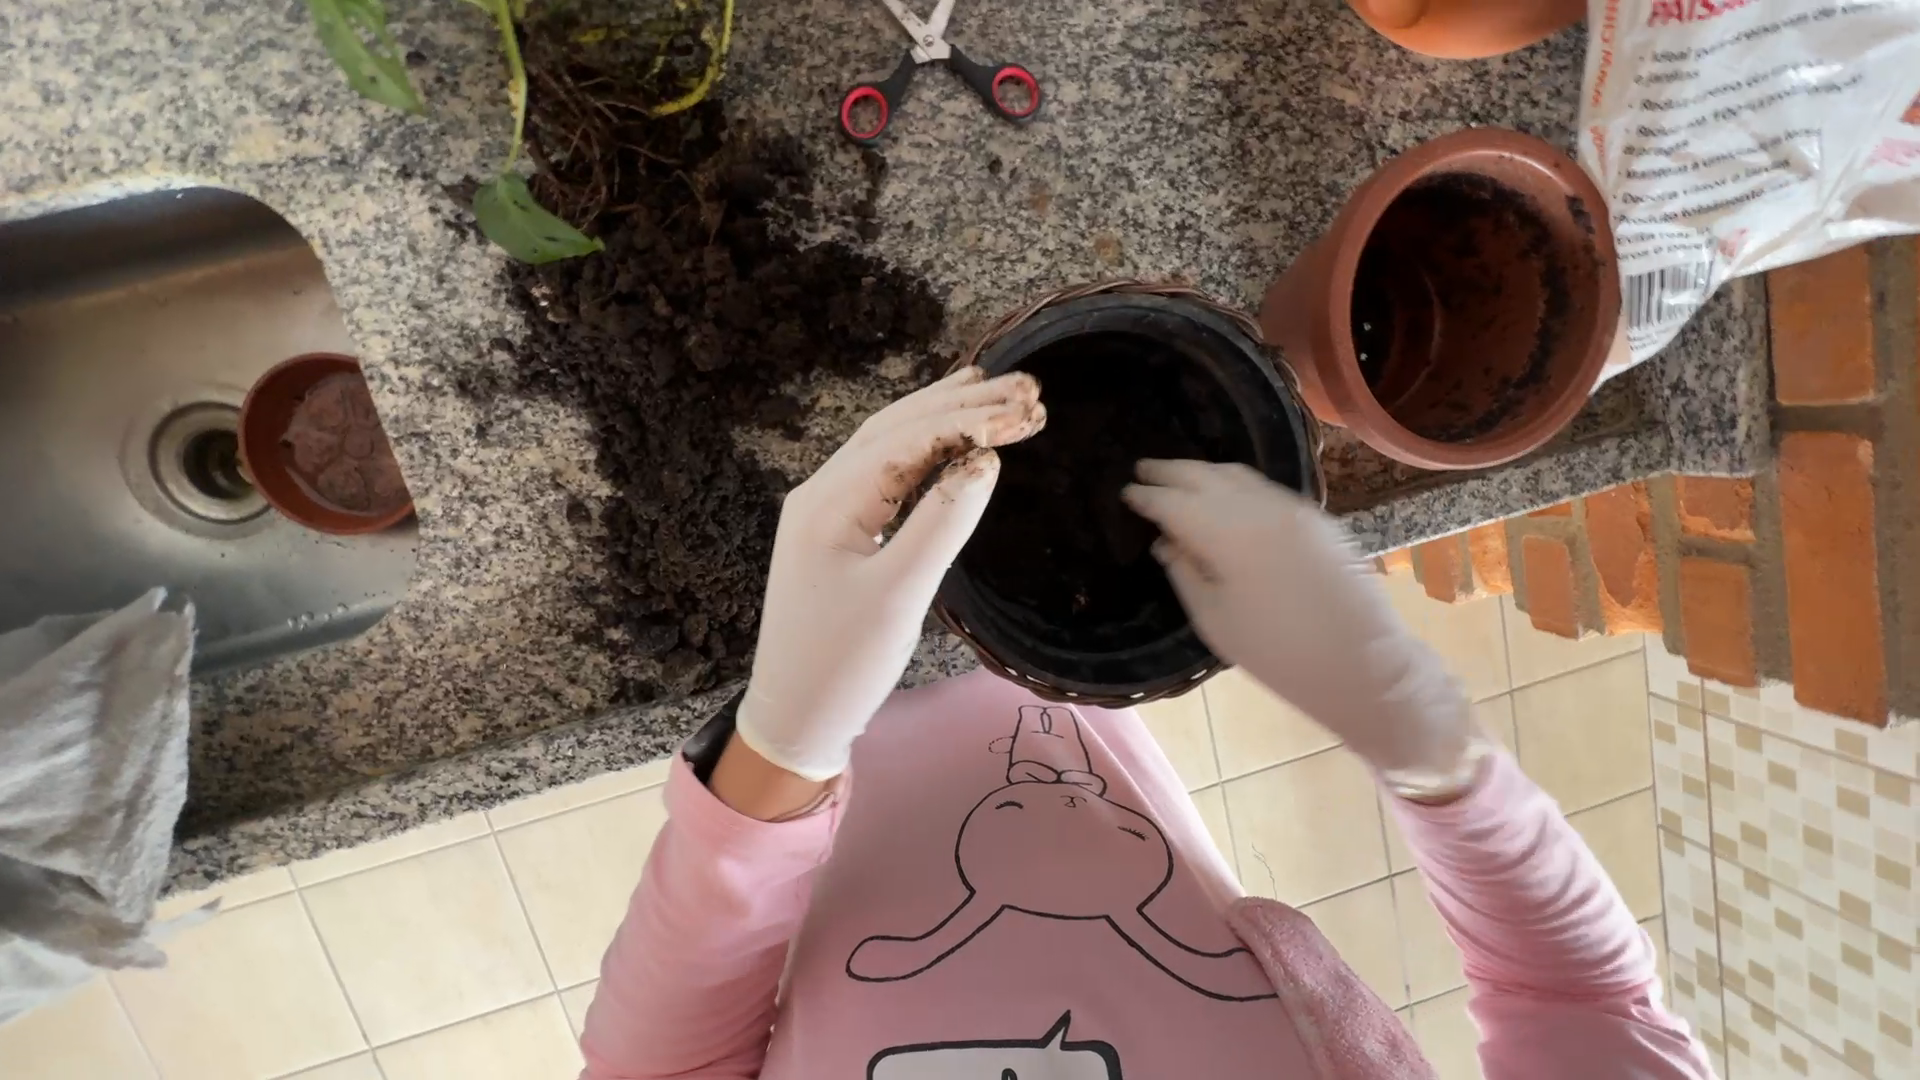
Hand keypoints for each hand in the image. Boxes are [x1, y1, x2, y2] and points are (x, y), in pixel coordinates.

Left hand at [734, 367, 1046, 782]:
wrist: (793, 715)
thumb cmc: (844, 663)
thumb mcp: (900, 595)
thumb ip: (943, 521)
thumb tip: (986, 460)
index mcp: (827, 502)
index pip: (908, 440)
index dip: (971, 420)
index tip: (1030, 410)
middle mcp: (819, 491)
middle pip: (894, 428)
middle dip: (960, 404)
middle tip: (1025, 388)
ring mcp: (822, 509)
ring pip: (886, 444)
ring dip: (939, 416)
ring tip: (988, 388)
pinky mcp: (834, 530)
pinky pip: (881, 473)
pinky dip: (920, 448)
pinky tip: (944, 439)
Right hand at [1121, 459, 1481, 795]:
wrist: (1362, 665)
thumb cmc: (1277, 652)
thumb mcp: (1214, 618)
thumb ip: (1185, 571)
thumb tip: (1166, 541)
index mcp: (1229, 534)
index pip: (1175, 502)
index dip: (1147, 496)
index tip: (1125, 492)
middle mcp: (1260, 508)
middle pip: (1205, 476)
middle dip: (1170, 471)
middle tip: (1141, 468)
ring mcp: (1292, 508)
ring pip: (1237, 474)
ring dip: (1201, 471)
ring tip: (1175, 474)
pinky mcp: (1314, 517)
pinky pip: (1262, 487)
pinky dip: (1232, 482)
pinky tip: (1221, 492)